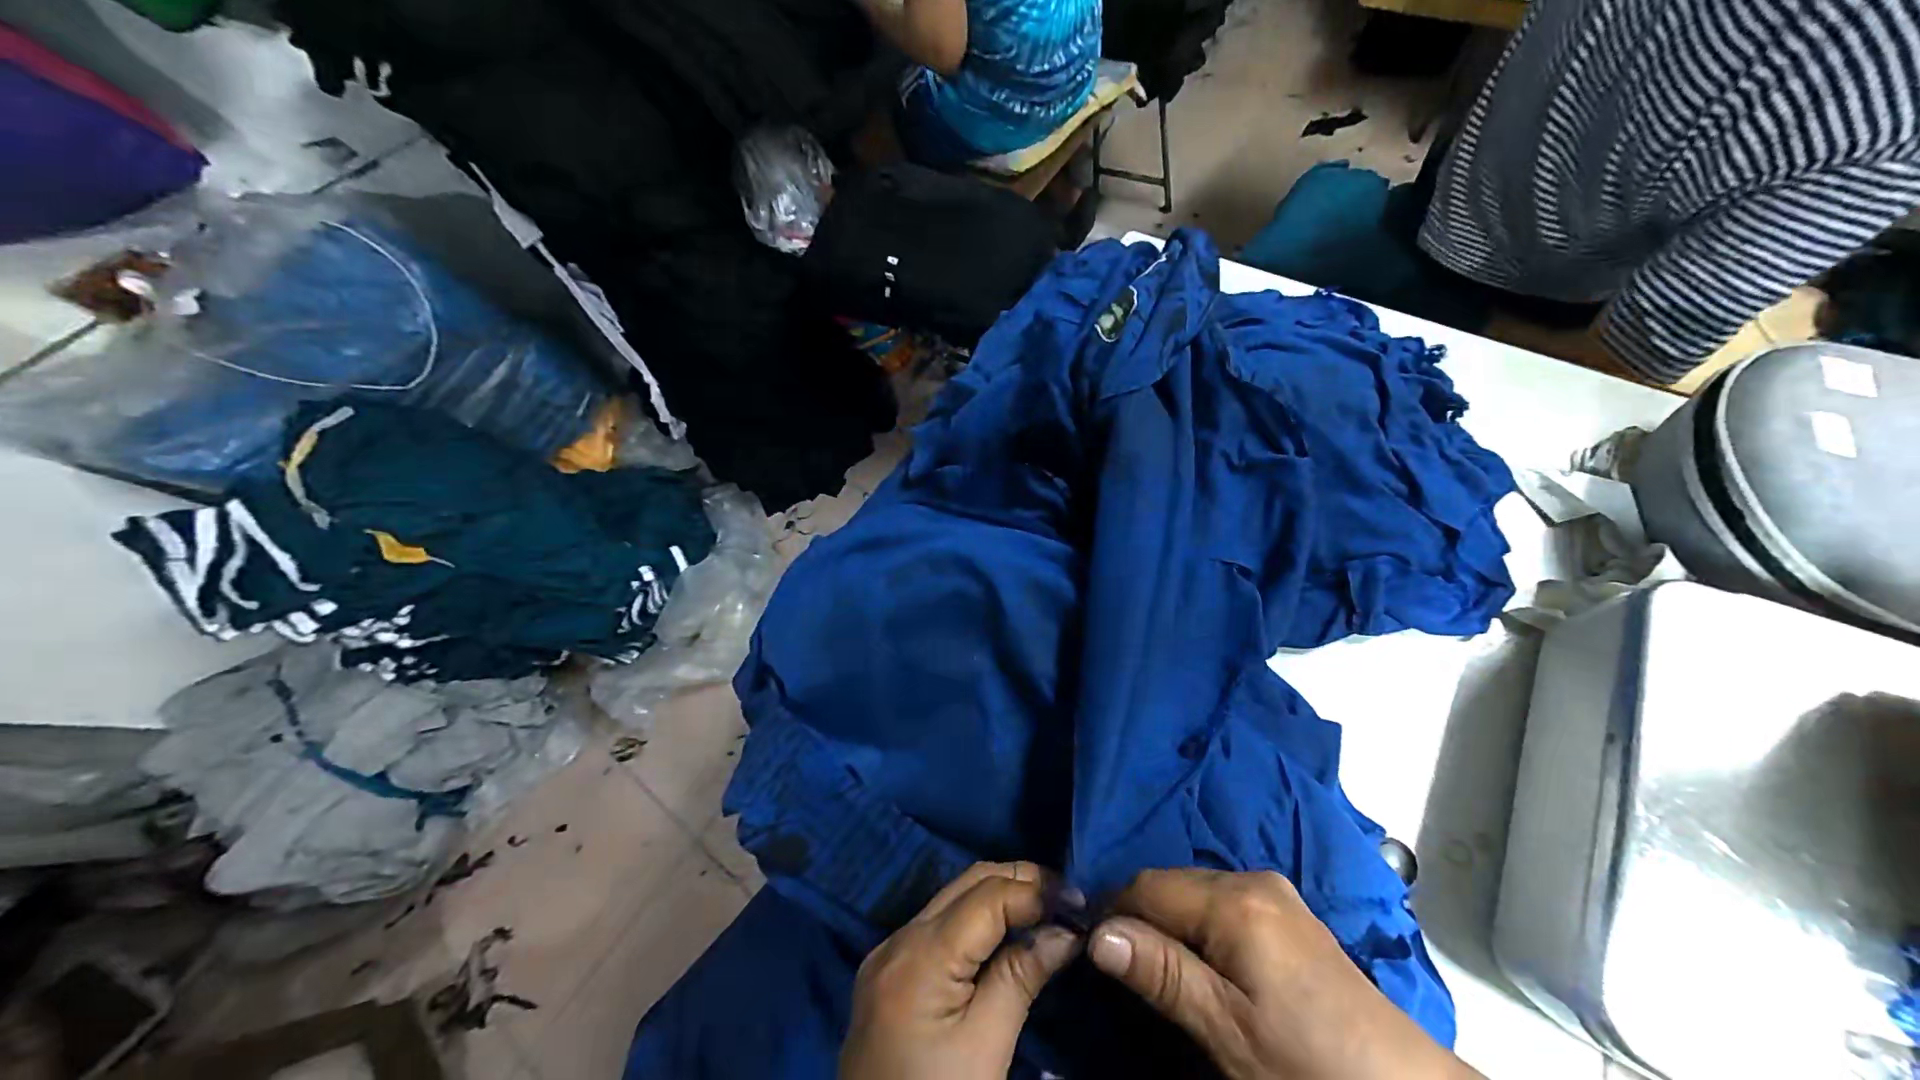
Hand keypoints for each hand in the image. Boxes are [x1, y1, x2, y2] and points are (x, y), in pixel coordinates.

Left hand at [840, 861, 1081, 1079]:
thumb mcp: (987, 1047)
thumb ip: (1021, 977)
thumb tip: (1065, 931)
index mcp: (920, 955)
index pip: (987, 895)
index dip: (1037, 891)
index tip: (1079, 904)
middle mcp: (899, 938)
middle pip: (968, 883)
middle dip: (1020, 882)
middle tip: (1067, 902)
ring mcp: (887, 952)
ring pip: (952, 897)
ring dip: (999, 896)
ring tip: (1045, 913)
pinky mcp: (887, 970)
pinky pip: (937, 923)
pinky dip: (975, 918)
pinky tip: (1005, 934)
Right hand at [1087, 868, 1482, 1079]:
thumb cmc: (1312, 1068)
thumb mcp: (1229, 1032)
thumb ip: (1162, 975)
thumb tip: (1096, 934)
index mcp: (1236, 901)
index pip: (1146, 886)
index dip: (1112, 915)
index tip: (1091, 957)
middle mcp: (1253, 879)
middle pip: (1169, 884)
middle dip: (1139, 919)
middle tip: (1127, 976)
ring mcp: (1275, 893)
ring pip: (1193, 893)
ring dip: (1167, 925)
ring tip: (1162, 977)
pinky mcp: (1287, 914)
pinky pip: (1220, 904)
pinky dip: (1197, 928)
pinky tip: (1202, 966)